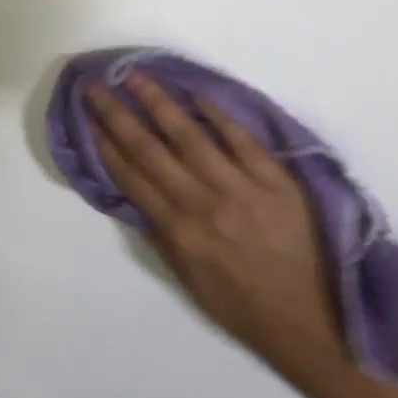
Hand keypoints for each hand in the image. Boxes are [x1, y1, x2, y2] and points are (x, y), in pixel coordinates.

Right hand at [87, 73, 349, 385]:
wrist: (309, 322)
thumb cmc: (243, 306)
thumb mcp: (189, 281)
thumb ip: (162, 235)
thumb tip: (136, 196)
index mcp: (179, 232)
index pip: (132, 177)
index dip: (106, 144)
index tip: (88, 117)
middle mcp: (203, 204)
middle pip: (151, 149)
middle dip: (119, 114)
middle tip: (97, 85)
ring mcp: (242, 187)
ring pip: (191, 135)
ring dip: (159, 103)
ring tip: (137, 76)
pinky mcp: (276, 179)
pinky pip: (241, 139)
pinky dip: (218, 115)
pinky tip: (196, 94)